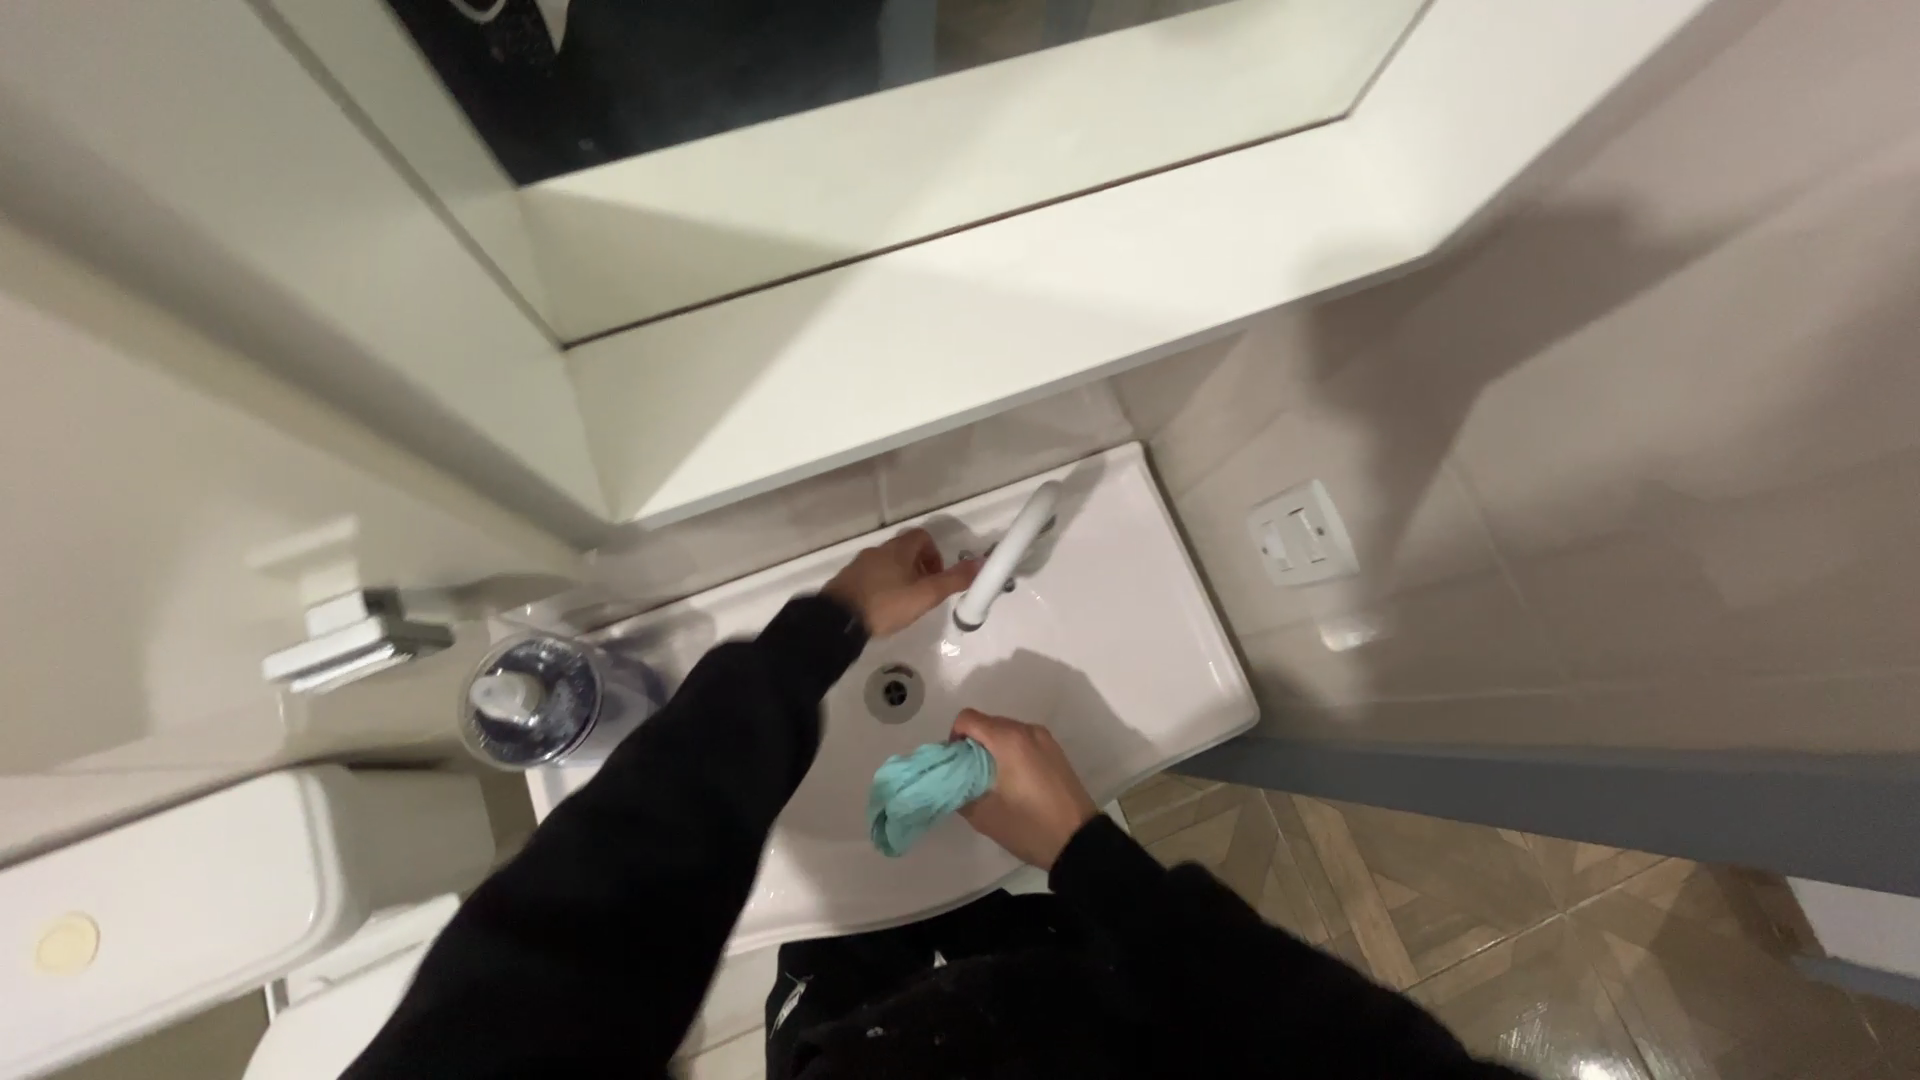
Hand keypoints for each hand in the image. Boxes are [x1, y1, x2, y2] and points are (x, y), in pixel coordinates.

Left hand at [823, 528, 979, 636]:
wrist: (838, 621)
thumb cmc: (886, 604)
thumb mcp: (925, 595)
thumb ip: (954, 580)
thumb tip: (981, 562)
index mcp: (898, 549)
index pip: (922, 537)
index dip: (935, 554)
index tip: (937, 577)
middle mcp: (878, 551)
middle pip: (905, 551)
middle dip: (919, 568)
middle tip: (924, 593)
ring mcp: (859, 565)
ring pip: (887, 565)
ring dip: (900, 578)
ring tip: (905, 604)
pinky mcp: (846, 581)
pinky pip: (871, 577)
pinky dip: (882, 587)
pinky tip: (882, 609)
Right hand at [952, 709, 1098, 870]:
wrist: (1079, 840)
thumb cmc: (1030, 826)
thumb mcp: (985, 816)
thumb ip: (960, 793)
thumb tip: (952, 782)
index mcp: (1008, 740)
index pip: (968, 718)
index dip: (955, 737)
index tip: (956, 763)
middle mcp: (1026, 730)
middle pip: (987, 722)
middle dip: (973, 743)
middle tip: (970, 775)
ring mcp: (1044, 738)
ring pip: (1006, 730)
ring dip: (992, 747)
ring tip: (992, 780)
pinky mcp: (1055, 750)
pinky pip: (1023, 740)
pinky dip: (1011, 751)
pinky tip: (1013, 780)